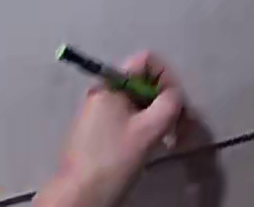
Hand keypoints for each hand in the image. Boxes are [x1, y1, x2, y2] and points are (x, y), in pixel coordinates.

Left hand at [34, 52, 185, 206]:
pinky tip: (151, 146)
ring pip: (137, 102)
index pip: (147, 60)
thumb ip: (169, 104)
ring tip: (169, 139)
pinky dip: (143, 126)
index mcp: (111, 83)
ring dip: (156, 116)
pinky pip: (127, 117)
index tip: (175, 102)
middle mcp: (103, 91)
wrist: (74, 203)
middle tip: (179, 125)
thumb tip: (176, 95)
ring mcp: (97, 112)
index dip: (166, 76)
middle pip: (143, 81)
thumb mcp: (147, 131)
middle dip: (165, 100)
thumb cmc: (111, 161)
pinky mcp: (96, 132)